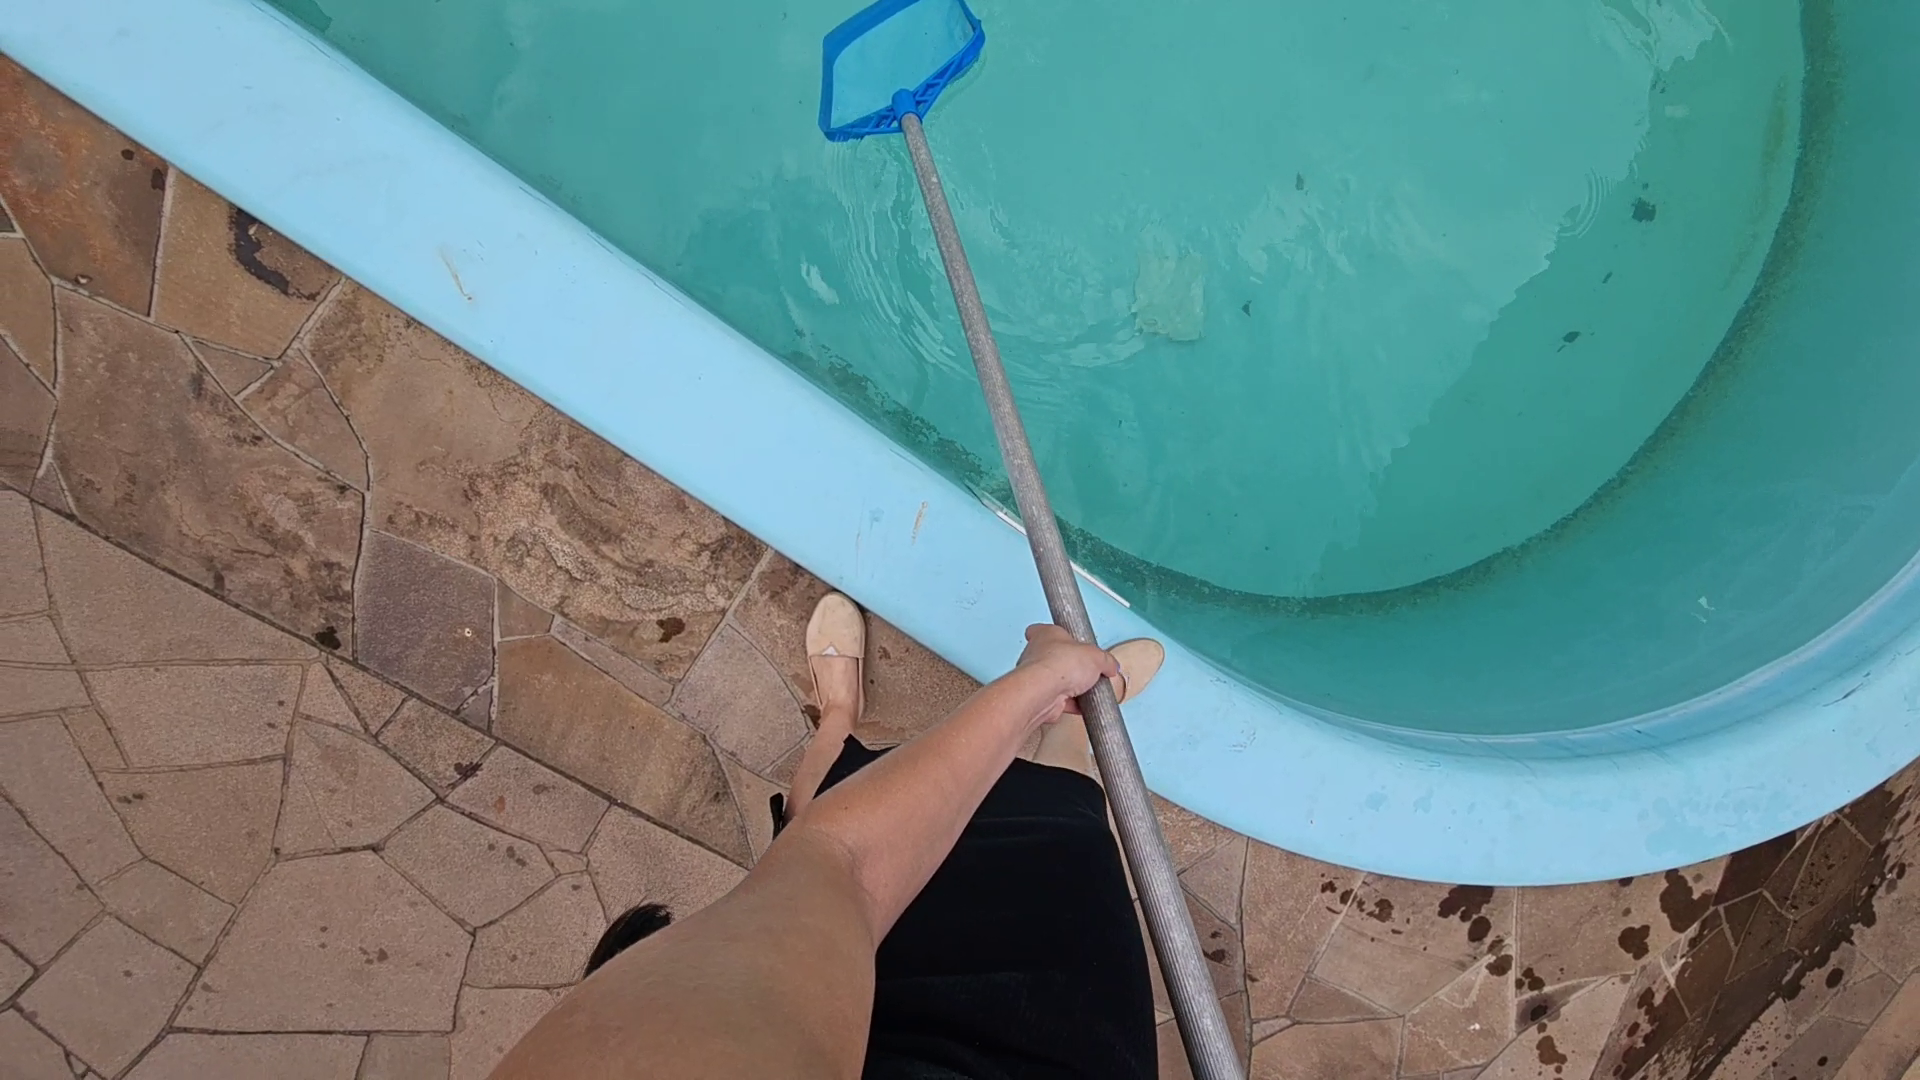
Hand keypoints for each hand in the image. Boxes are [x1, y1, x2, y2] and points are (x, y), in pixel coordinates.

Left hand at [1011, 624, 1119, 726]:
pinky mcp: (1040, 697)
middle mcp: (1036, 654)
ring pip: (1057, 681)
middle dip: (1072, 666)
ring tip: (1089, 689)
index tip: (1068, 640)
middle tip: (1088, 670)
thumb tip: (1111, 665)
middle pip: (1056, 657)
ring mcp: (1036, 677)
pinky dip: (1071, 704)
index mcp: (1045, 634)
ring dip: (1072, 687)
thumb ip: (1105, 660)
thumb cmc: (1060, 663)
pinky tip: (1083, 705)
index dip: (1055, 636)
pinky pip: (1059, 700)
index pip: (1042, 629)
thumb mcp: (1096, 656)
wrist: (1046, 692)